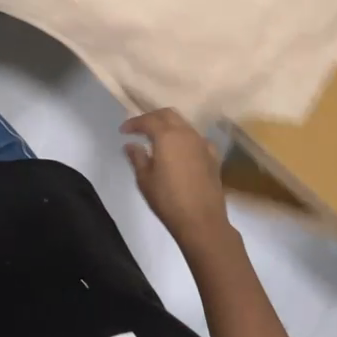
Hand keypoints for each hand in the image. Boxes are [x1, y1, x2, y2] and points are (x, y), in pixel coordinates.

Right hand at [121, 108, 230, 243]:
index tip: (123, 131)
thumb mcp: (145, 180)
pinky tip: (180, 151)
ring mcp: (202, 143)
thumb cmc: (168, 200)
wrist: (202, 221)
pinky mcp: (213, 156)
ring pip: (184, 124)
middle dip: (152, 117)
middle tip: (140, 128)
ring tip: (157, 139)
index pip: (148, 120)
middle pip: (168, 115)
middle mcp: (187, 133)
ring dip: (169, 126)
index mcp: (167, 136)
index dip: (133, 123)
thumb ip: (137, 157)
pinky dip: (184, 139)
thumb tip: (131, 144)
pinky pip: (196, 139)